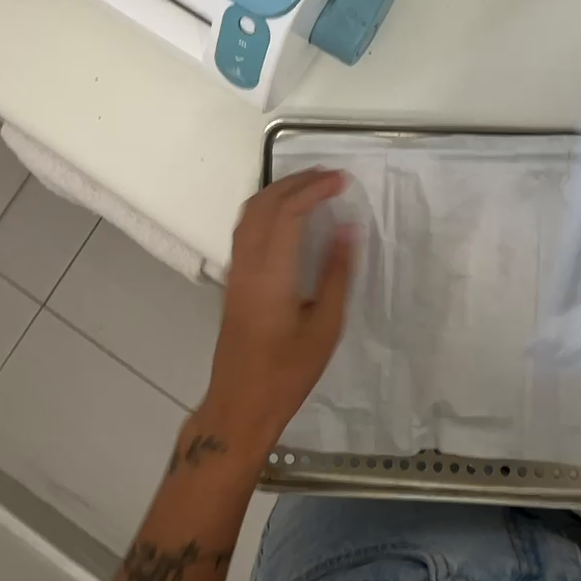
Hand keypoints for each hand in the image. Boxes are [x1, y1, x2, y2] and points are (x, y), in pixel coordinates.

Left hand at [199, 170, 355, 455]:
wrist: (240, 404)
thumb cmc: (287, 372)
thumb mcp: (325, 327)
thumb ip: (336, 274)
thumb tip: (347, 229)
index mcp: (271, 273)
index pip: (289, 212)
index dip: (315, 189)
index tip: (342, 181)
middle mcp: (246, 263)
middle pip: (265, 203)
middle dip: (296, 181)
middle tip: (330, 176)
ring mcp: (234, 270)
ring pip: (250, 212)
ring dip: (279, 191)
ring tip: (311, 186)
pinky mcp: (232, 279)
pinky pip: (245, 227)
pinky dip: (267, 207)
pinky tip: (288, 215)